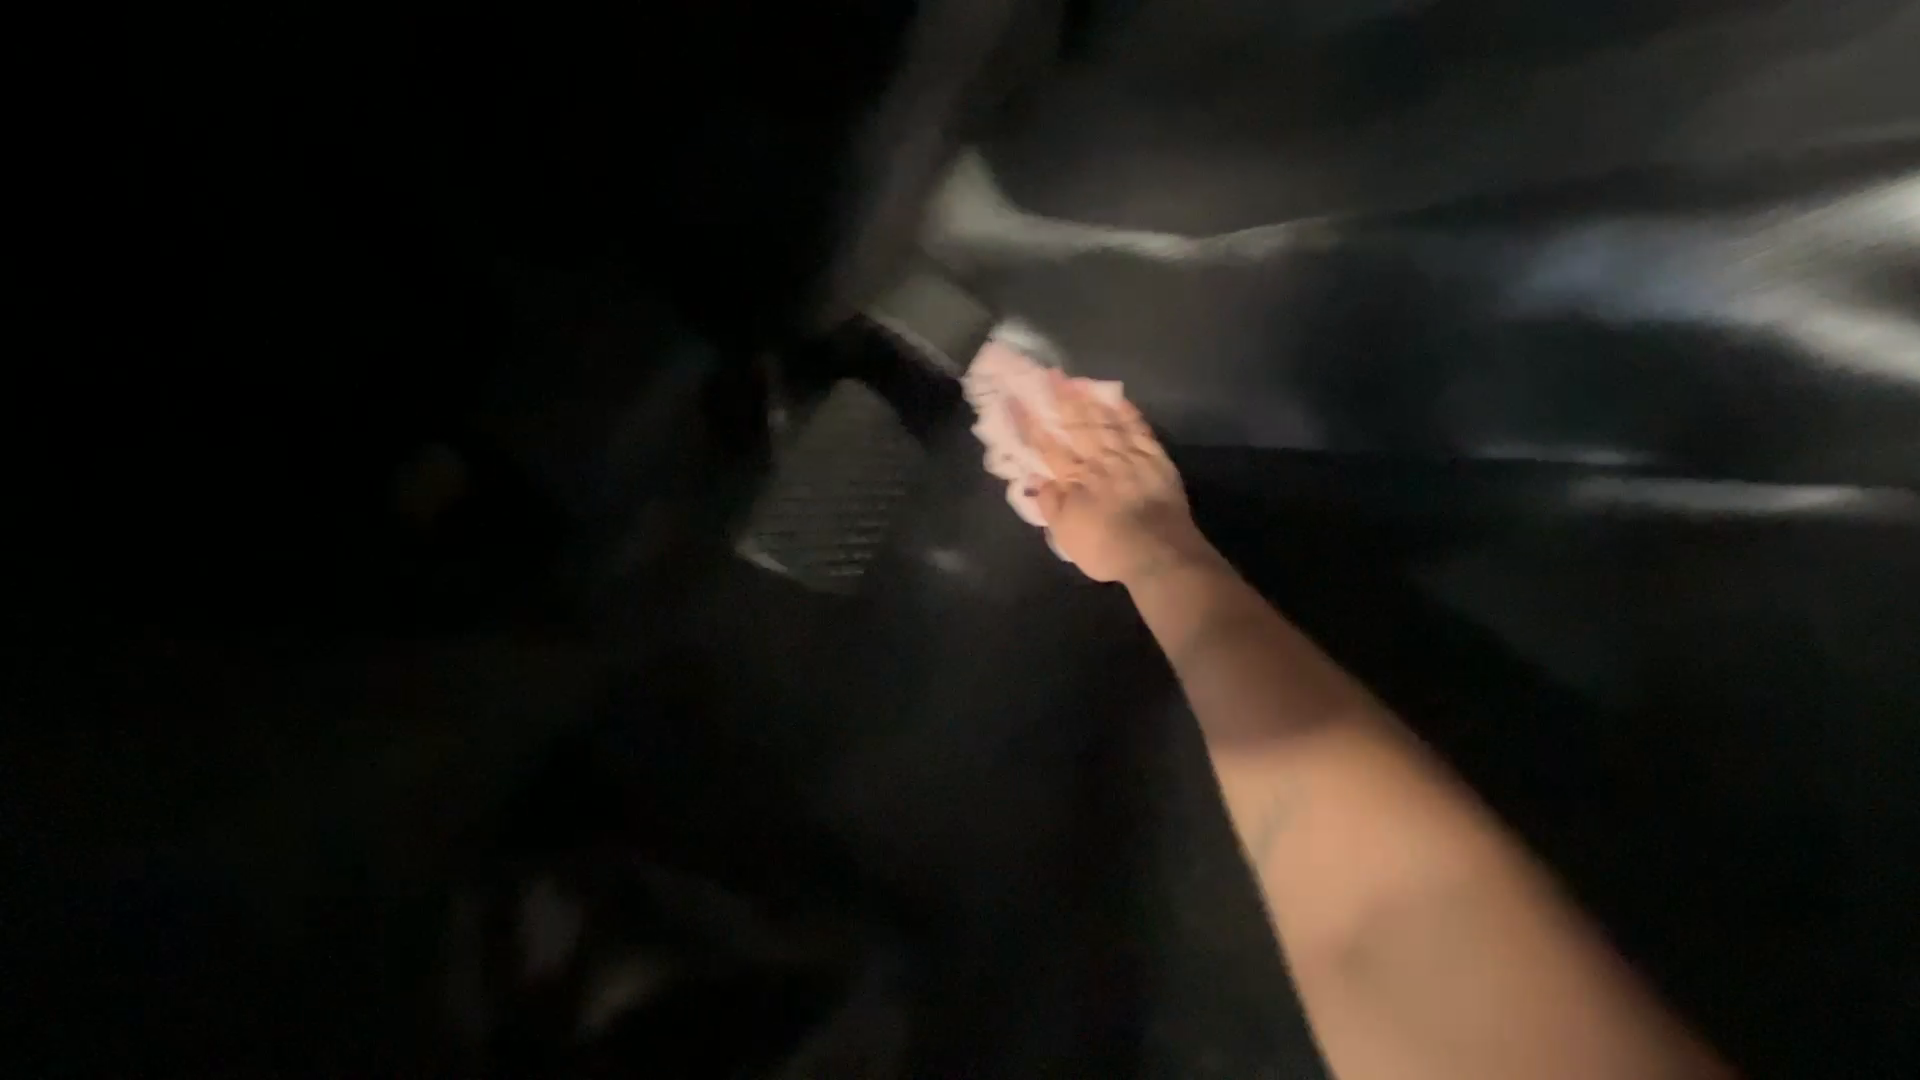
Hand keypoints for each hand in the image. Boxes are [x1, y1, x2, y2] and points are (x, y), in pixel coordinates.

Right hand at [1012, 373, 1210, 583]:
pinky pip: (1138, 428)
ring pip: (1106, 421)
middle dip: (1061, 399)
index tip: (1014, 400)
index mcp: (1074, 478)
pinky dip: (1127, 412)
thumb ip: (1050, 503)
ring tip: (1077, 380)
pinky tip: (1117, 398)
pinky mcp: (1156, 458)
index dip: (1029, 423)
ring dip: (1090, 399)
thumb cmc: (1106, 549)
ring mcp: (1129, 455)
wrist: (1157, 553)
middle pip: (1076, 425)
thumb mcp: (1066, 533)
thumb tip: (1036, 477)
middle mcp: (1099, 460)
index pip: (1046, 446)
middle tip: (1049, 374)